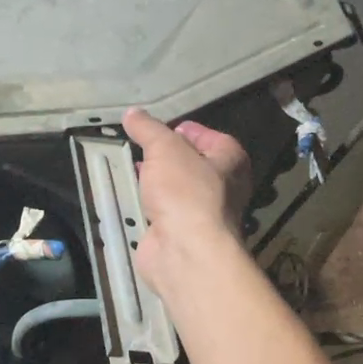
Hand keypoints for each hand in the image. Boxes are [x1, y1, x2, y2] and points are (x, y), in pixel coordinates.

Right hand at [122, 107, 252, 297]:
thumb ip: (148, 129)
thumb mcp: (164, 148)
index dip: (188, 130)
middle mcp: (223, 187)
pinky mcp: (181, 235)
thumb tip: (133, 114)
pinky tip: (131, 199)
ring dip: (156, 183)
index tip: (164, 128)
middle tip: (142, 150)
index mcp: (230, 161)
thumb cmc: (184, 191)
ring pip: (177, 191)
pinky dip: (148, 206)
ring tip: (132, 171)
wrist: (184, 249)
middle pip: (193, 165)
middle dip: (168, 159)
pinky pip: (163, 213)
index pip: (211, 137)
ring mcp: (202, 214)